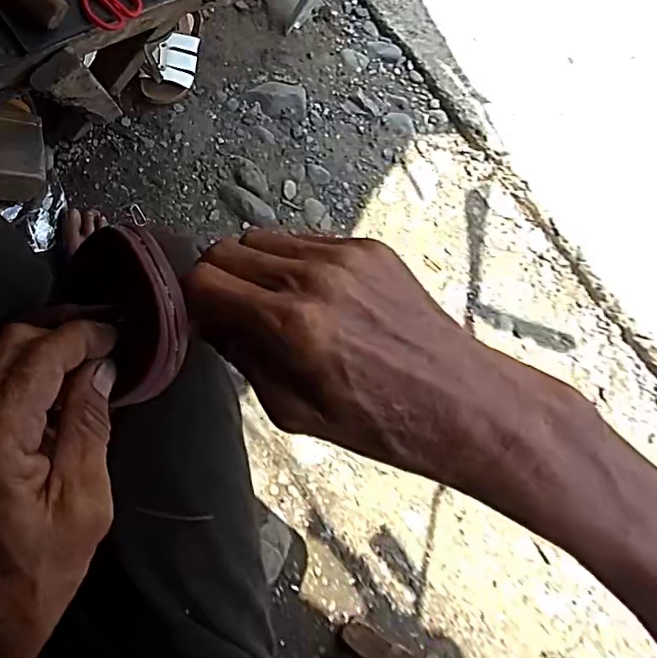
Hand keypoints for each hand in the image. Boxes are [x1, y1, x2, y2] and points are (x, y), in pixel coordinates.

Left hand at [0, 320, 118, 657]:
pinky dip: (28, 367)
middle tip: (108, 333)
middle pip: (15, 340)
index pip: (43, 354)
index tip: (119, 330)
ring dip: (45, 344)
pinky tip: (62, 378)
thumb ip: (89, 426)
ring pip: (1, 354)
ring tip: (91, 350)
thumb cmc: (33, 578)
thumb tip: (101, 368)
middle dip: (63, 327)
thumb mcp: (83, 506)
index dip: (84, 333)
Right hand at [183, 231, 573, 496]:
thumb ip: (242, 358)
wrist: (467, 405)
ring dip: (248, 266)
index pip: (204, 280)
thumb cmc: (385, 421)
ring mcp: (344, 257)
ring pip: (257, 236)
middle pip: (223, 249)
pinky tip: (307, 294)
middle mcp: (316, 279)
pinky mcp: (367, 248)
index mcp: (293, 324)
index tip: (197, 315)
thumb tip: (212, 325)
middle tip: (225, 308)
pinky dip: (287, 261)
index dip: (190, 299)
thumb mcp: (293, 412)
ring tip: (267, 300)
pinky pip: (300, 239)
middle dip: (213, 278)